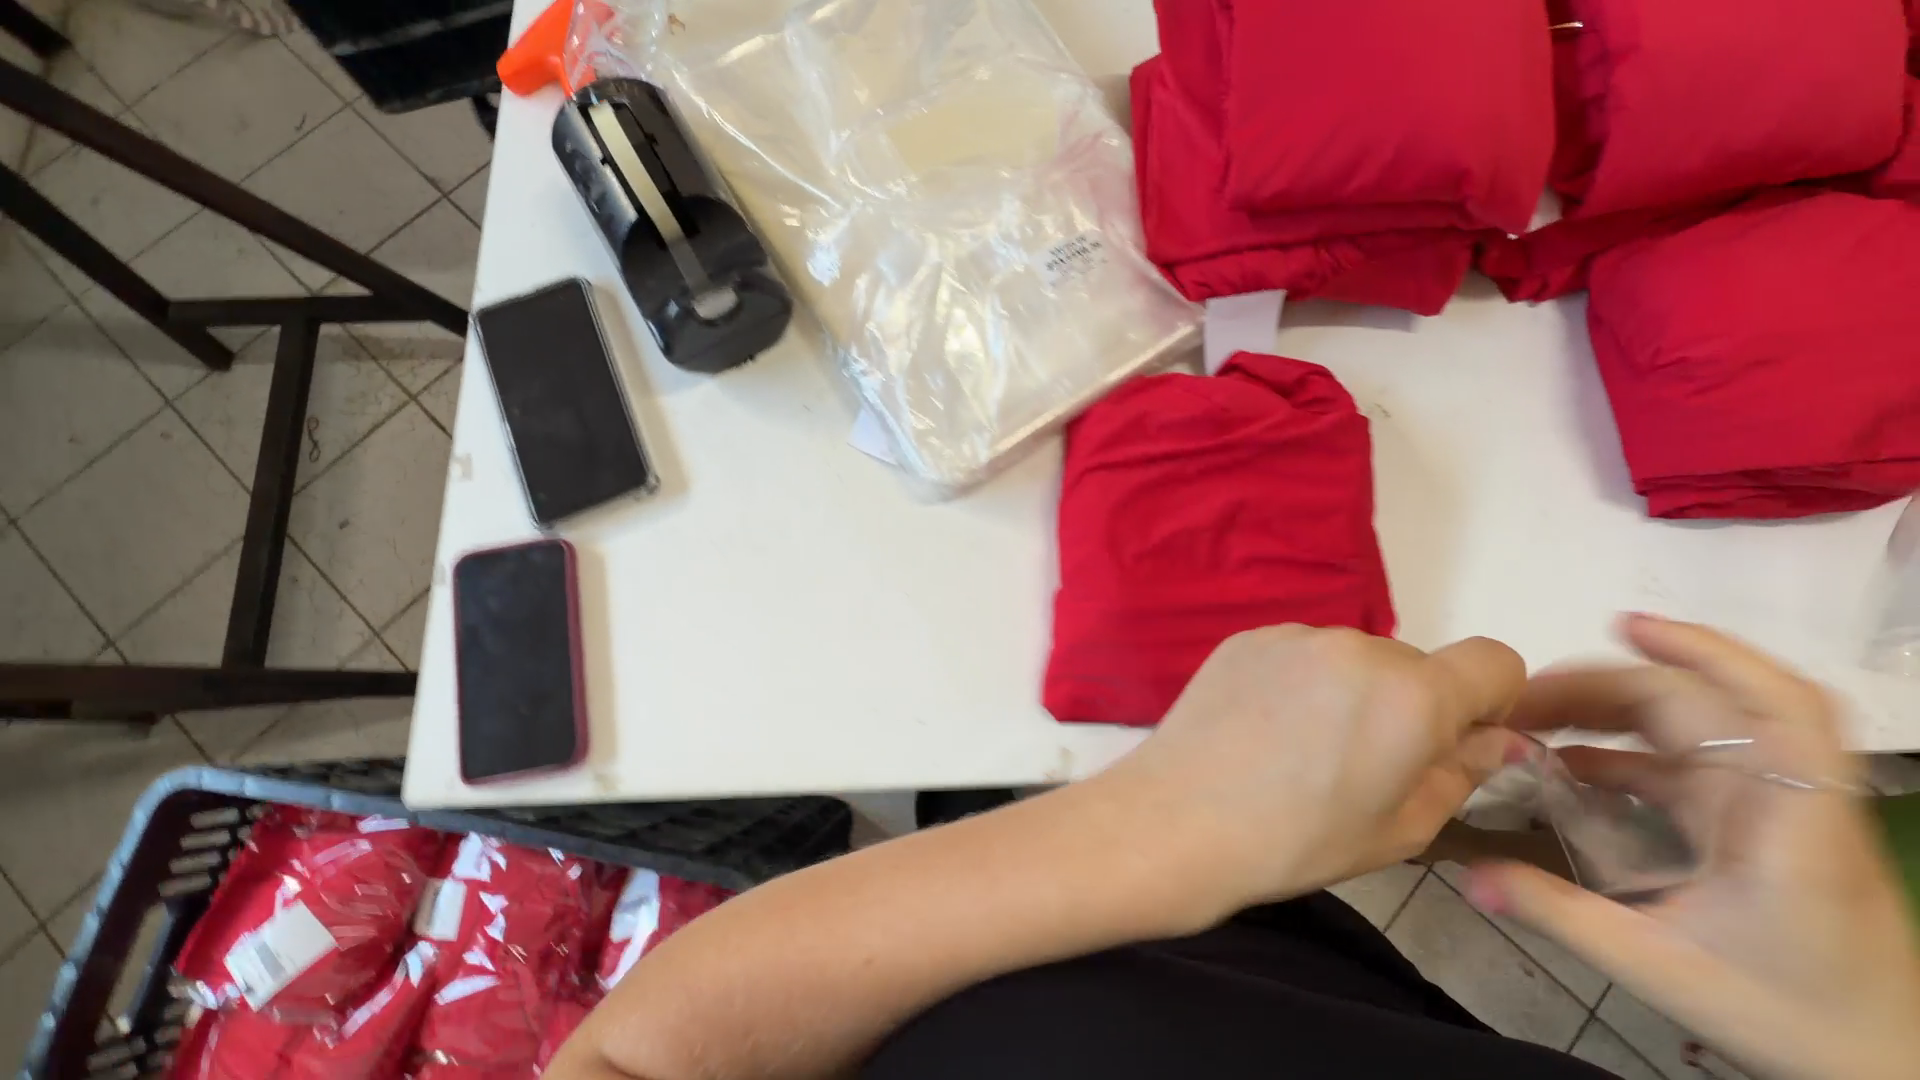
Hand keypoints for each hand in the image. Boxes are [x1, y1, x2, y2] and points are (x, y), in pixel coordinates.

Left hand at [1096, 625, 1526, 918]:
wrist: (1178, 820)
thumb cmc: (1298, 840)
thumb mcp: (1402, 828)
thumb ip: (1460, 772)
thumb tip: (1491, 738)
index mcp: (1412, 693)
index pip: (1493, 660)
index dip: (1488, 701)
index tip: (1453, 741)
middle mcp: (1356, 646)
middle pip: (1414, 665)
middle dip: (1408, 705)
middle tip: (1362, 761)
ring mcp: (1293, 636)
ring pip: (1353, 659)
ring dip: (1349, 692)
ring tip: (1300, 747)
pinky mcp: (1245, 639)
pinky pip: (1299, 654)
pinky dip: (1299, 682)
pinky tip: (1263, 728)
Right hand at [1467, 615, 1919, 1079]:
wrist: (1885, 1064)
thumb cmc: (1797, 1016)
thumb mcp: (1662, 969)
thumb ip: (1559, 914)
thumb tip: (1467, 877)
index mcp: (1786, 818)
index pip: (1774, 706)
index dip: (1707, 653)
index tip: (1627, 626)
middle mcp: (1781, 794)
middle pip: (1698, 706)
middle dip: (1604, 687)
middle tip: (1519, 698)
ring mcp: (1765, 806)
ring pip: (1686, 728)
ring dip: (1607, 711)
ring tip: (1530, 715)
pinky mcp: (1747, 824)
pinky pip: (1678, 765)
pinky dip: (1620, 751)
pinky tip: (1565, 762)